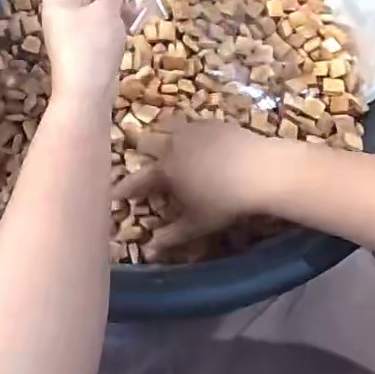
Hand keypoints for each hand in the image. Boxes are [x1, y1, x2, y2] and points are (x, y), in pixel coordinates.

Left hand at [39, 0, 131, 104]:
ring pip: (97, 8)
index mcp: (57, 3)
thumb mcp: (105, 11)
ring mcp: (78, 35)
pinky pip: (105, 26)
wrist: (87, 91)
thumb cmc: (91, 44)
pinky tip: (139, 14)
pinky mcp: (91, 50)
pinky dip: (120, 18)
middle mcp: (64, 17)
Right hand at [112, 119, 288, 247]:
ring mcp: (193, 129)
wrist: (261, 170)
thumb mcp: (197, 224)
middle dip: (141, 151)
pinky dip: (187, 129)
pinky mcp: (212, 122)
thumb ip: (171, 237)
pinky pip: (191, 122)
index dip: (124, 188)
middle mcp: (173, 144)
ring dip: (162, 133)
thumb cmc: (225, 202)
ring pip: (167, 125)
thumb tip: (148, 252)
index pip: (137, 180)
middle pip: (146, 142)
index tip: (113, 192)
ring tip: (166, 142)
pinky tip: (195, 137)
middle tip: (144, 160)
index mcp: (165, 169)